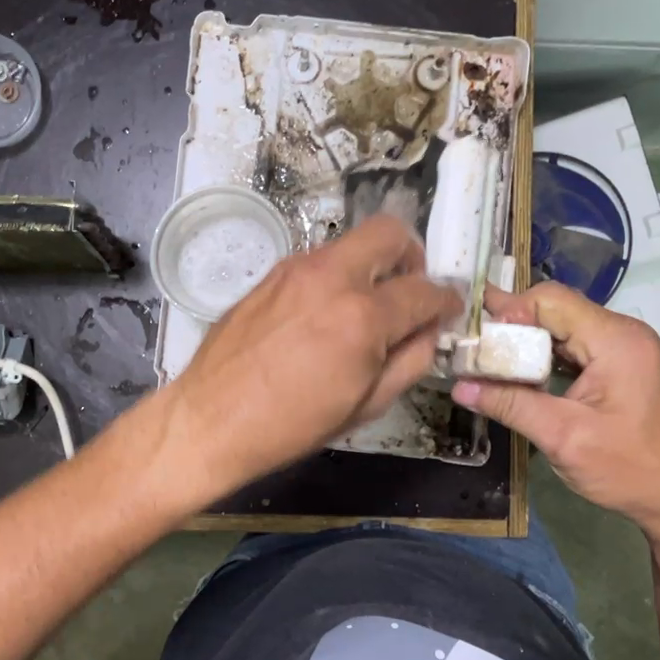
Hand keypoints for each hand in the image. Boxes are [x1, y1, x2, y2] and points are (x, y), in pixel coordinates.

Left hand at [168, 217, 461, 489]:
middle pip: (389, 233)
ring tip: (365, 309)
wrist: (210, 420)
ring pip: (351, 244)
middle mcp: (331, 278)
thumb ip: (410, 361)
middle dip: (411, 257)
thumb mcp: (366, 405)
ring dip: (370, 267)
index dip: (446, 301)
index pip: (424, 291)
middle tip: (409, 291)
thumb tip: (428, 331)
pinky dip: (337, 277)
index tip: (448, 310)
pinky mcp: (271, 274)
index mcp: (362, 316)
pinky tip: (326, 316)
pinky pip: (319, 261)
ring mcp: (296, 269)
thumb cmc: (291, 426)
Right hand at [452, 282, 659, 545]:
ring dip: (526, 342)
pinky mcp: (621, 364)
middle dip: (511, 327)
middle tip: (470, 346)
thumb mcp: (564, 438)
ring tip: (484, 358)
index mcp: (616, 340)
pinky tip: (518, 372)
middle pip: (554, 309)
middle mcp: (622, 332)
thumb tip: (459, 387)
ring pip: (562, 326)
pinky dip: (544, 355)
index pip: (549, 300)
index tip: (476, 342)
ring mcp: (624, 347)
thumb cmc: (630, 469)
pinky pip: (575, 345)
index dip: (508, 314)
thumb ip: (510, 405)